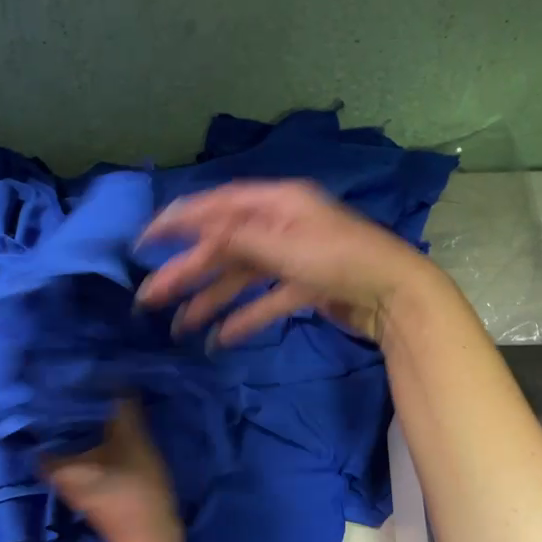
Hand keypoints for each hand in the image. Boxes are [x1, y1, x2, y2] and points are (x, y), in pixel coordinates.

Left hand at [44, 402, 181, 541]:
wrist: (150, 541)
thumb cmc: (136, 491)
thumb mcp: (134, 444)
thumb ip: (123, 412)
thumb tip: (117, 383)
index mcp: (60, 466)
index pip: (38, 433)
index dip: (43, 411)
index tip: (53, 391)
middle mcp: (59, 479)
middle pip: (55, 442)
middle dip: (64, 419)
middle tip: (77, 393)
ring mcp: (74, 489)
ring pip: (71, 453)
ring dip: (80, 434)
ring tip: (93, 407)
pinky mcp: (91, 495)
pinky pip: (84, 463)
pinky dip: (91, 449)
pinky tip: (108, 434)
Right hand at [135, 180, 442, 345]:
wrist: (397, 296)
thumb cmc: (342, 261)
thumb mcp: (287, 246)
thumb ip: (239, 238)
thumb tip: (198, 231)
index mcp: (277, 204)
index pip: (218, 206)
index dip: (179, 220)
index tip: (145, 239)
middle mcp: (281, 225)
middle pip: (223, 247)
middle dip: (187, 272)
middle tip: (150, 298)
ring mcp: (293, 257)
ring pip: (240, 277)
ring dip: (210, 300)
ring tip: (180, 326)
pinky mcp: (304, 288)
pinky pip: (264, 301)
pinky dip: (243, 318)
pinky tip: (220, 338)